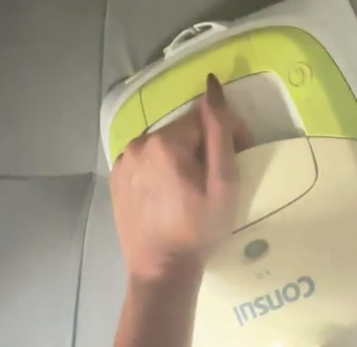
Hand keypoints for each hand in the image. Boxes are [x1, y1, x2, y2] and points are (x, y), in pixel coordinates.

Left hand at [110, 74, 253, 283]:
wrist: (161, 273)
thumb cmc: (199, 228)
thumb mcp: (223, 181)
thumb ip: (220, 129)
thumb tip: (212, 84)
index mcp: (164, 141)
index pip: (205, 119)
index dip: (226, 135)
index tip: (239, 158)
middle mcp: (138, 143)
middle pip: (183, 131)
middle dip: (202, 147)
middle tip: (215, 179)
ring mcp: (123, 161)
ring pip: (165, 144)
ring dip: (181, 157)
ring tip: (191, 189)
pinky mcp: (116, 178)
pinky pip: (147, 159)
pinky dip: (160, 168)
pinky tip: (169, 193)